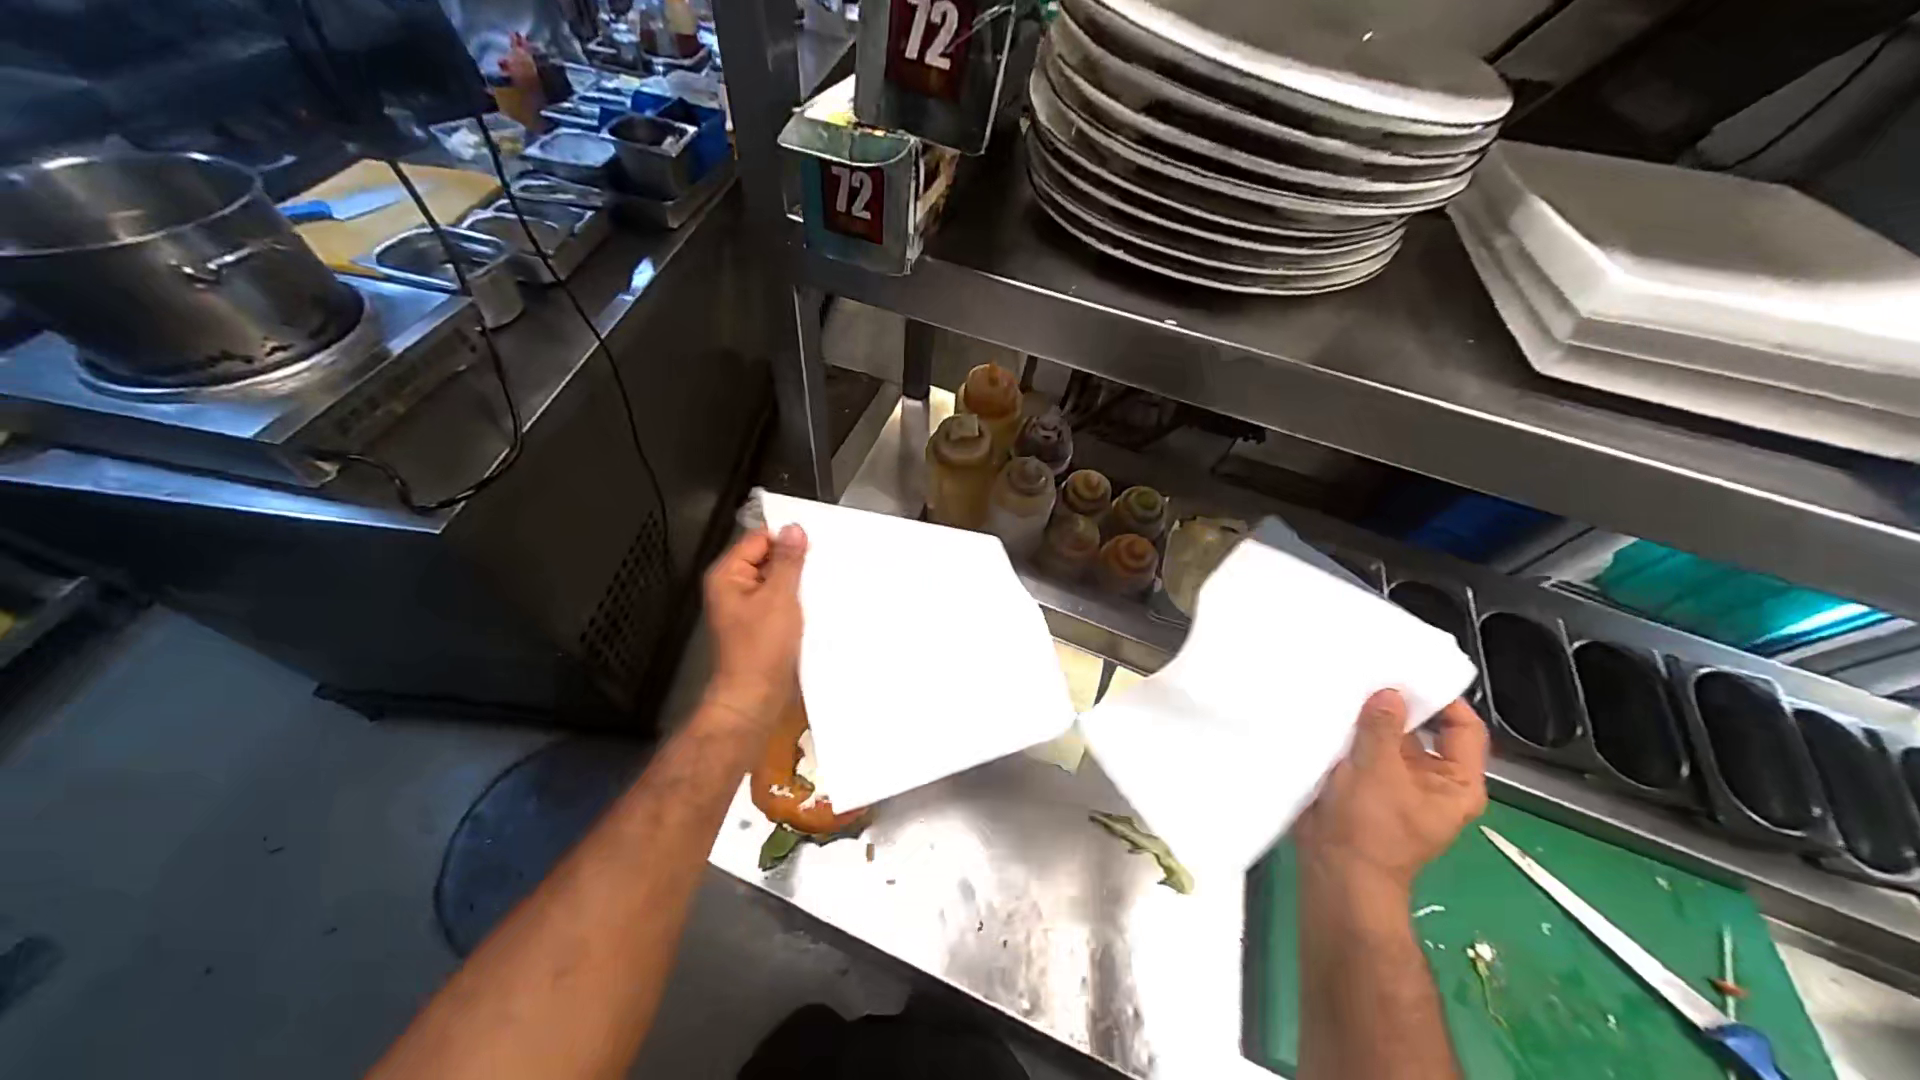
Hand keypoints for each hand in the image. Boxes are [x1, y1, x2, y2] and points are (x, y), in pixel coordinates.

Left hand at [701, 525, 806, 730]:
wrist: (756, 696)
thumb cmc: (760, 649)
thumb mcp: (779, 596)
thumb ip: (787, 560)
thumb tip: (793, 530)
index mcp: (727, 575)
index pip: (758, 538)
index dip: (784, 538)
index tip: (811, 543)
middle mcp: (734, 588)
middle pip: (767, 558)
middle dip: (793, 561)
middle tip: (819, 564)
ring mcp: (747, 607)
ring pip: (777, 580)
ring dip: (797, 582)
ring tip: (818, 585)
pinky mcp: (762, 624)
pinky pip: (781, 600)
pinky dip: (796, 600)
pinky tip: (814, 604)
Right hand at [1294, 690, 1488, 900]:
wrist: (1334, 869)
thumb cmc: (1371, 826)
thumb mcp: (1379, 771)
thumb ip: (1383, 727)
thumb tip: (1390, 693)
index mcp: (1455, 783)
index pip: (1464, 729)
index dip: (1444, 701)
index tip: (1411, 677)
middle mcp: (1428, 779)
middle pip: (1420, 730)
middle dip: (1396, 706)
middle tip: (1371, 674)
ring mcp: (1393, 782)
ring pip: (1384, 739)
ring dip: (1366, 719)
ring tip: (1345, 686)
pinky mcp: (1361, 784)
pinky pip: (1359, 750)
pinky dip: (1347, 734)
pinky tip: (1328, 711)